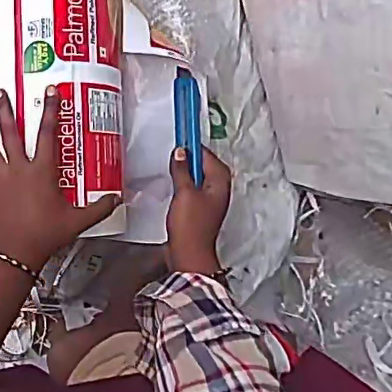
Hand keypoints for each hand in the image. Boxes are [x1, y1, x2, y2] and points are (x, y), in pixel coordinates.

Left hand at [0, 87, 120, 269]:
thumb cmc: (46, 234)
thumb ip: (99, 208)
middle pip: (9, 134)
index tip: (50, 92)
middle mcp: (18, 170)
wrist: (17, 252)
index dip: (50, 111)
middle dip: (4, 111)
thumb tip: (116, 199)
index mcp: (41, 171)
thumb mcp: (78, 221)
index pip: (47, 134)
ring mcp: (1, 181)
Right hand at [166, 147, 230, 275]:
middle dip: (190, 158)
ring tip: (171, 165)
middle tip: (174, 151)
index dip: (194, 146)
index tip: (181, 137)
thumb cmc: (191, 225)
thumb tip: (180, 153)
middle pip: (204, 165)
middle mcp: (218, 189)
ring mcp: (209, 199)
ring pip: (198, 176)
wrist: (188, 253)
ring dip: (185, 170)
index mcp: (220, 182)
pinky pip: (192, 187)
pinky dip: (183, 182)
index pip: (207, 155)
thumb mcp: (184, 192)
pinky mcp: (199, 208)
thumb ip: (181, 170)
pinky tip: (172, 183)